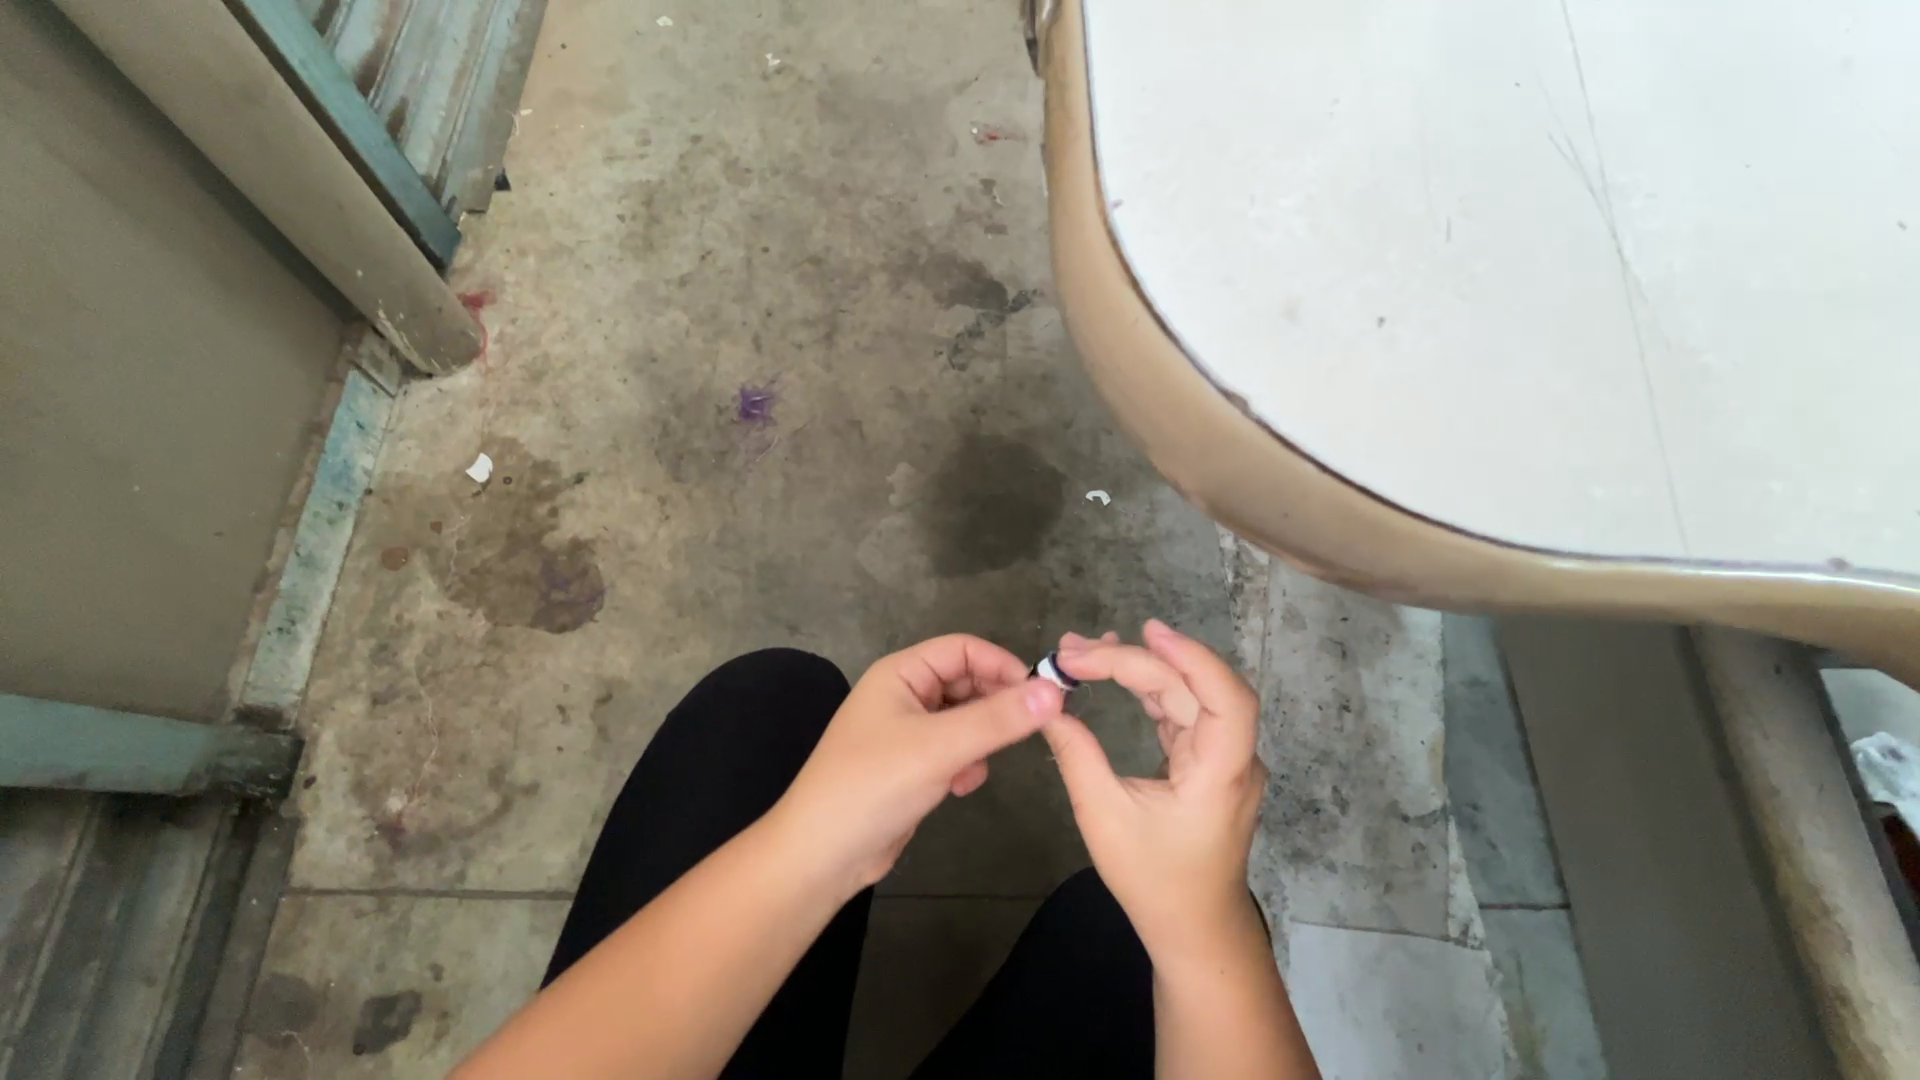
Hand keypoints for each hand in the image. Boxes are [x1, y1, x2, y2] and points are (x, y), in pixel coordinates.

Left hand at [771, 635, 1065, 892]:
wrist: (823, 854)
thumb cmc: (874, 785)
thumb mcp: (940, 747)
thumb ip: (998, 719)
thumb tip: (1054, 691)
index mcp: (901, 673)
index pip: (964, 649)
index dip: (1003, 665)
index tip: (1041, 695)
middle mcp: (904, 693)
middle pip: (967, 682)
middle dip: (995, 706)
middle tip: (1029, 731)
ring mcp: (906, 730)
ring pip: (965, 718)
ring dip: (981, 738)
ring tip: (980, 765)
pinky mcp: (912, 764)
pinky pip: (954, 748)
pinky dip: (966, 762)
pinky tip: (961, 787)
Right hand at [1041, 620, 1267, 964]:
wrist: (1193, 928)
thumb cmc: (1154, 880)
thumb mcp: (1104, 817)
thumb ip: (1077, 755)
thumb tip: (1047, 705)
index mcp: (1221, 773)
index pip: (1225, 698)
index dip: (1192, 658)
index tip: (1145, 632)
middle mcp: (1231, 757)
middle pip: (1191, 689)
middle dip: (1135, 661)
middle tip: (1074, 648)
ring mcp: (1222, 758)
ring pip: (1186, 695)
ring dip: (1140, 669)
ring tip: (1084, 652)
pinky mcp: (1207, 762)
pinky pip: (1181, 713)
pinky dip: (1149, 690)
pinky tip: (1117, 674)